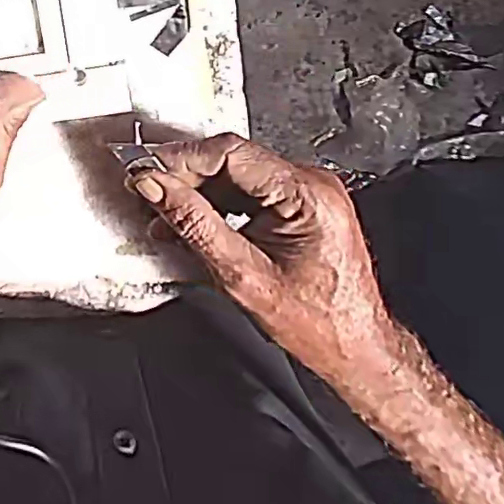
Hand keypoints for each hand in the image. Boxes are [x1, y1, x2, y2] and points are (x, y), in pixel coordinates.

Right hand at [126, 134, 401, 388]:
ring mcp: (306, 189)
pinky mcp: (297, 201)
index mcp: (307, 194)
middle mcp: (311, 181)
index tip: (146, 170)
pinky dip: (214, 202)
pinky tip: (191, 221)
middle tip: (146, 192)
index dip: (181, 159)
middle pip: (229, 159)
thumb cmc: (318, 325)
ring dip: (195, 191)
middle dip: (183, 176)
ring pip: (233, 172)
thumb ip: (194, 224)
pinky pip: (246, 188)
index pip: (230, 153)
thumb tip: (155, 186)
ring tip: (163, 214)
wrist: (357, 350)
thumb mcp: (243, 276)